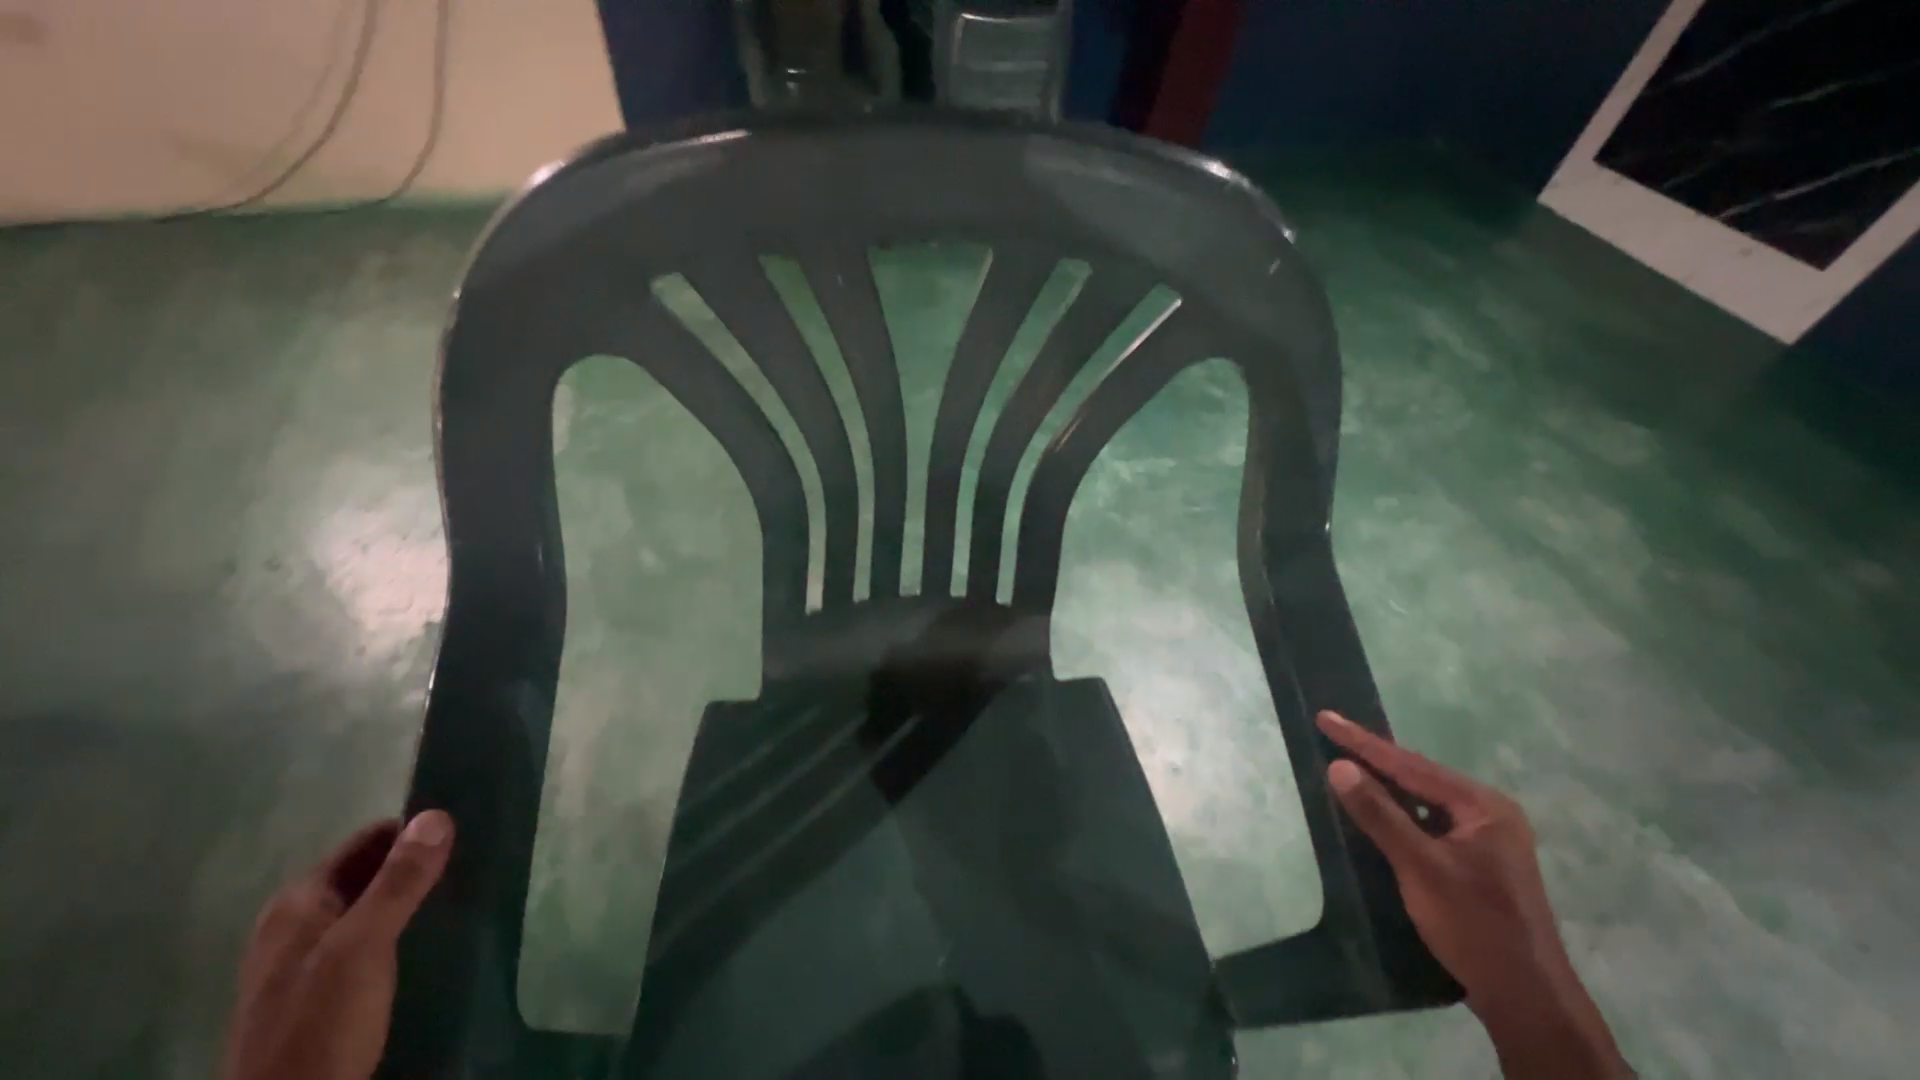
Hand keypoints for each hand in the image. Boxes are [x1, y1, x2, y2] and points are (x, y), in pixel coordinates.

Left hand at [221, 811, 454, 1079]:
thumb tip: (437, 814)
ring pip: (374, 912)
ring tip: (469, 900)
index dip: (416, 832)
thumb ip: (398, 883)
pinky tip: (437, 946)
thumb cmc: (319, 1026)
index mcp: (298, 904)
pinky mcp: (325, 996)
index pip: (368, 840)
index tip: (469, 833)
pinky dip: (405, 936)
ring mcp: (308, 963)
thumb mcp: (363, 948)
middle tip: (478, 866)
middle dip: (420, 867)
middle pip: (370, 875)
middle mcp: (298, 925)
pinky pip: (373, 945)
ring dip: (415, 903)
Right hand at [1317, 712, 1628, 1079]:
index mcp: (1484, 806)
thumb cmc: (1475, 925)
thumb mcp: (1421, 867)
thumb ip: (1380, 815)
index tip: (1325, 717)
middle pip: (1419, 779)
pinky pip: (1428, 826)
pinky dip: (1398, 817)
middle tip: (1331, 736)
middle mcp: (1489, 815)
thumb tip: (1339, 767)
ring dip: (1385, 789)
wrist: (1526, 997)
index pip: (1411, 765)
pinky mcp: (1476, 865)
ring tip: (1345, 769)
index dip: (1363, 743)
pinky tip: (1375, 818)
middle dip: (1374, 760)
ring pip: (1423, 804)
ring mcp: (1486, 841)